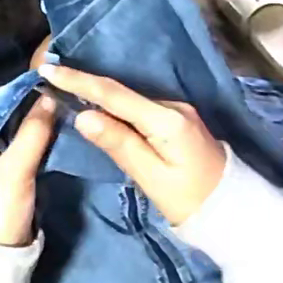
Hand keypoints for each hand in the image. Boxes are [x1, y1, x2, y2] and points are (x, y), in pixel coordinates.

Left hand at [0, 88, 56, 246]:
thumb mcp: (17, 170)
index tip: (49, 87)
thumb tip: (51, 97)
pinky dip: (24, 130)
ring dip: (26, 116)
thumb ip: (33, 131)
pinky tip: (44, 128)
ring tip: (54, 110)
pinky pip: (7, 135)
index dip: (19, 91)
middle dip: (24, 102)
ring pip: (4, 120)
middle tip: (56, 98)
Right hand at [39, 64, 223, 225]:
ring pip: (128, 98)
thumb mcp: (151, 177)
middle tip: (49, 76)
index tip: (49, 71)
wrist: (233, 211)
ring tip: (63, 86)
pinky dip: (114, 105)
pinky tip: (96, 104)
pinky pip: (137, 106)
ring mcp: (176, 110)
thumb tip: (83, 117)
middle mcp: (172, 106)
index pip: (114, 94)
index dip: (79, 81)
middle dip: (83, 82)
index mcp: (166, 119)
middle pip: (120, 91)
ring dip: (97, 93)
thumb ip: (118, 143)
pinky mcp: (176, 119)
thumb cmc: (191, 201)